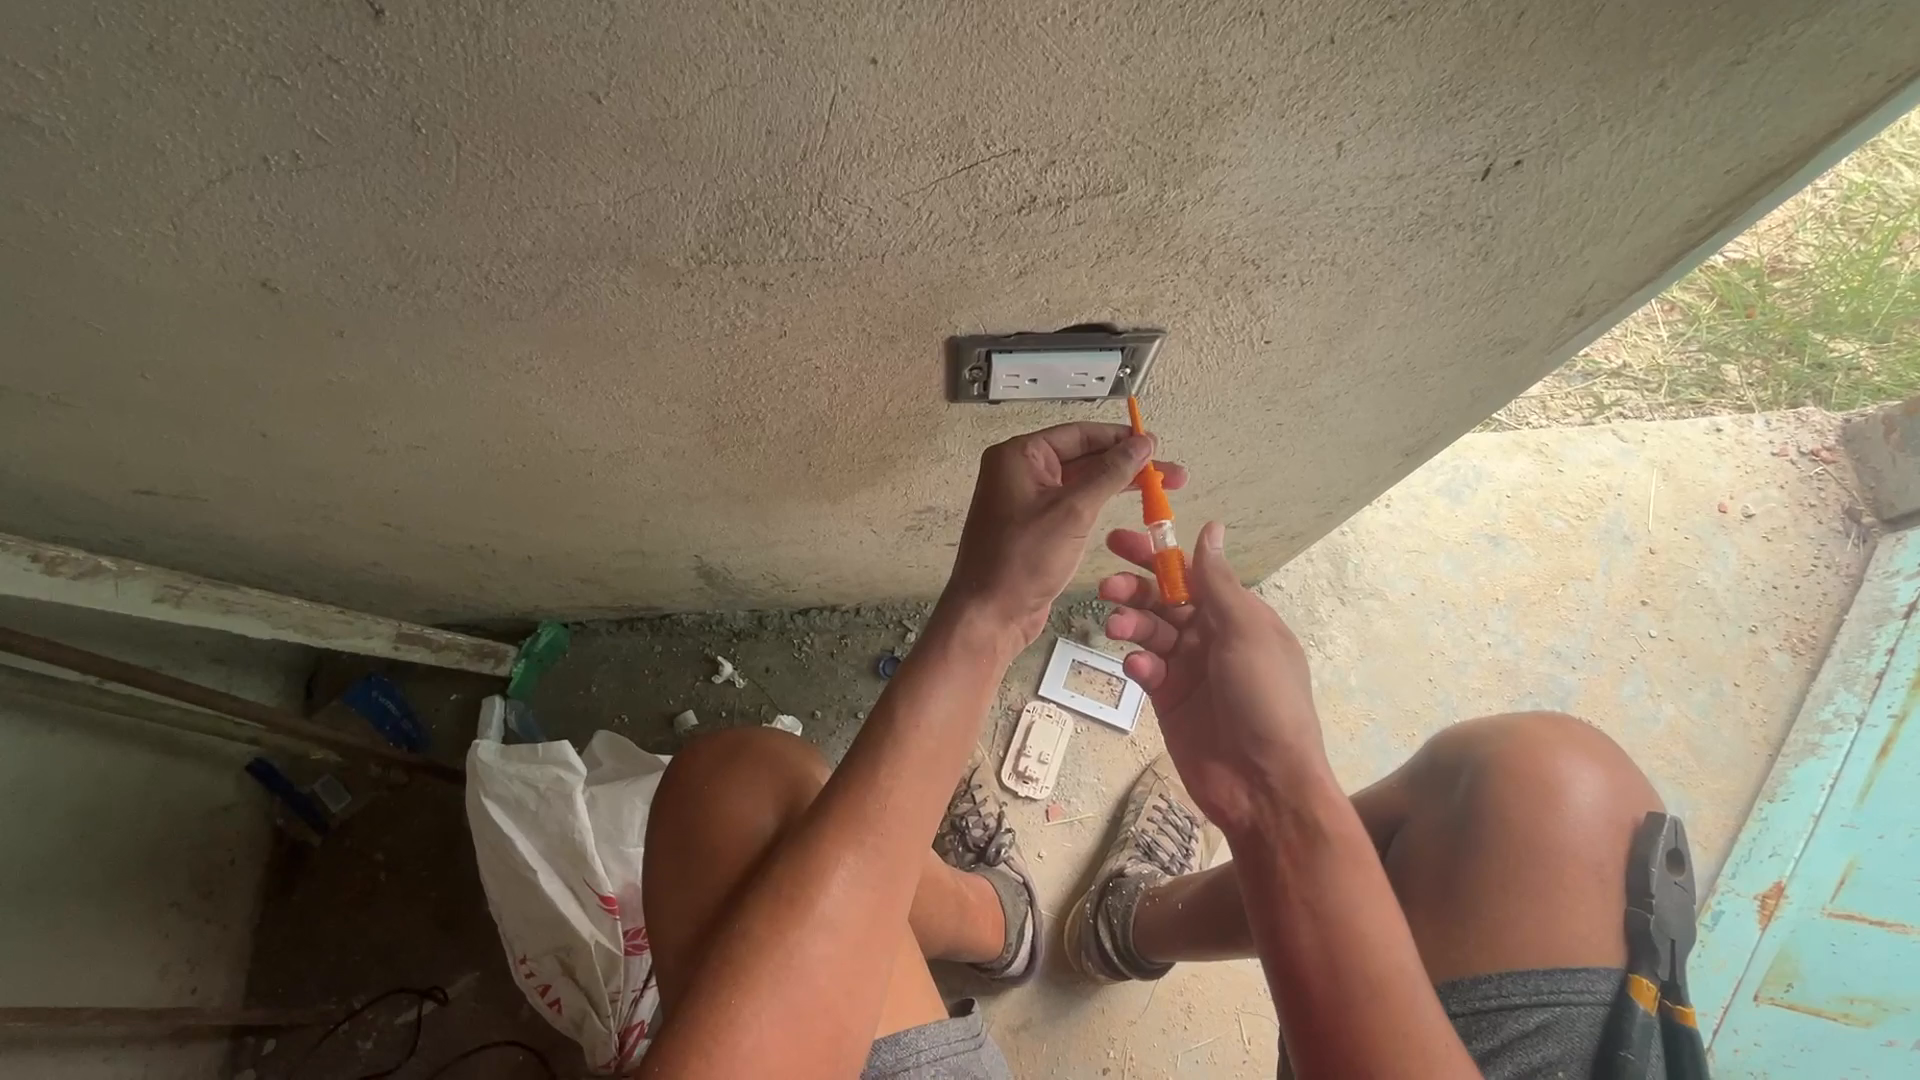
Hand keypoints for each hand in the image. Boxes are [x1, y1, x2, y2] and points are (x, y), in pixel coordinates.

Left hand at [943, 422, 1186, 646]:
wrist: (990, 613)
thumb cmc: (1022, 560)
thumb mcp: (1073, 511)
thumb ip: (1110, 473)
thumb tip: (1142, 443)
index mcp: (1018, 456)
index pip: (1079, 435)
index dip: (1121, 438)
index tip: (1157, 445)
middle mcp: (1019, 472)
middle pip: (1083, 457)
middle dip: (1127, 464)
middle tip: (1172, 473)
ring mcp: (1026, 500)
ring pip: (1082, 482)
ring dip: (1119, 484)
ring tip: (1163, 489)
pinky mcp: (1035, 526)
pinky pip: (1073, 505)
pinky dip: (1101, 504)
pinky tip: (1130, 505)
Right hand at [1099, 521, 1329, 835]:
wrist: (1263, 784)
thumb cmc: (1265, 698)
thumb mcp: (1245, 632)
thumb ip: (1218, 581)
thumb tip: (1211, 527)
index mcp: (1236, 614)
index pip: (1191, 572)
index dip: (1156, 555)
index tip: (1119, 540)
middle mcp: (1210, 635)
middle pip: (1163, 599)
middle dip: (1134, 589)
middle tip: (1106, 586)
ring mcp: (1187, 668)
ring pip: (1148, 631)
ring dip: (1130, 623)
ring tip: (1115, 626)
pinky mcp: (1167, 698)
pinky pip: (1145, 668)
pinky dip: (1138, 664)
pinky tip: (1140, 670)